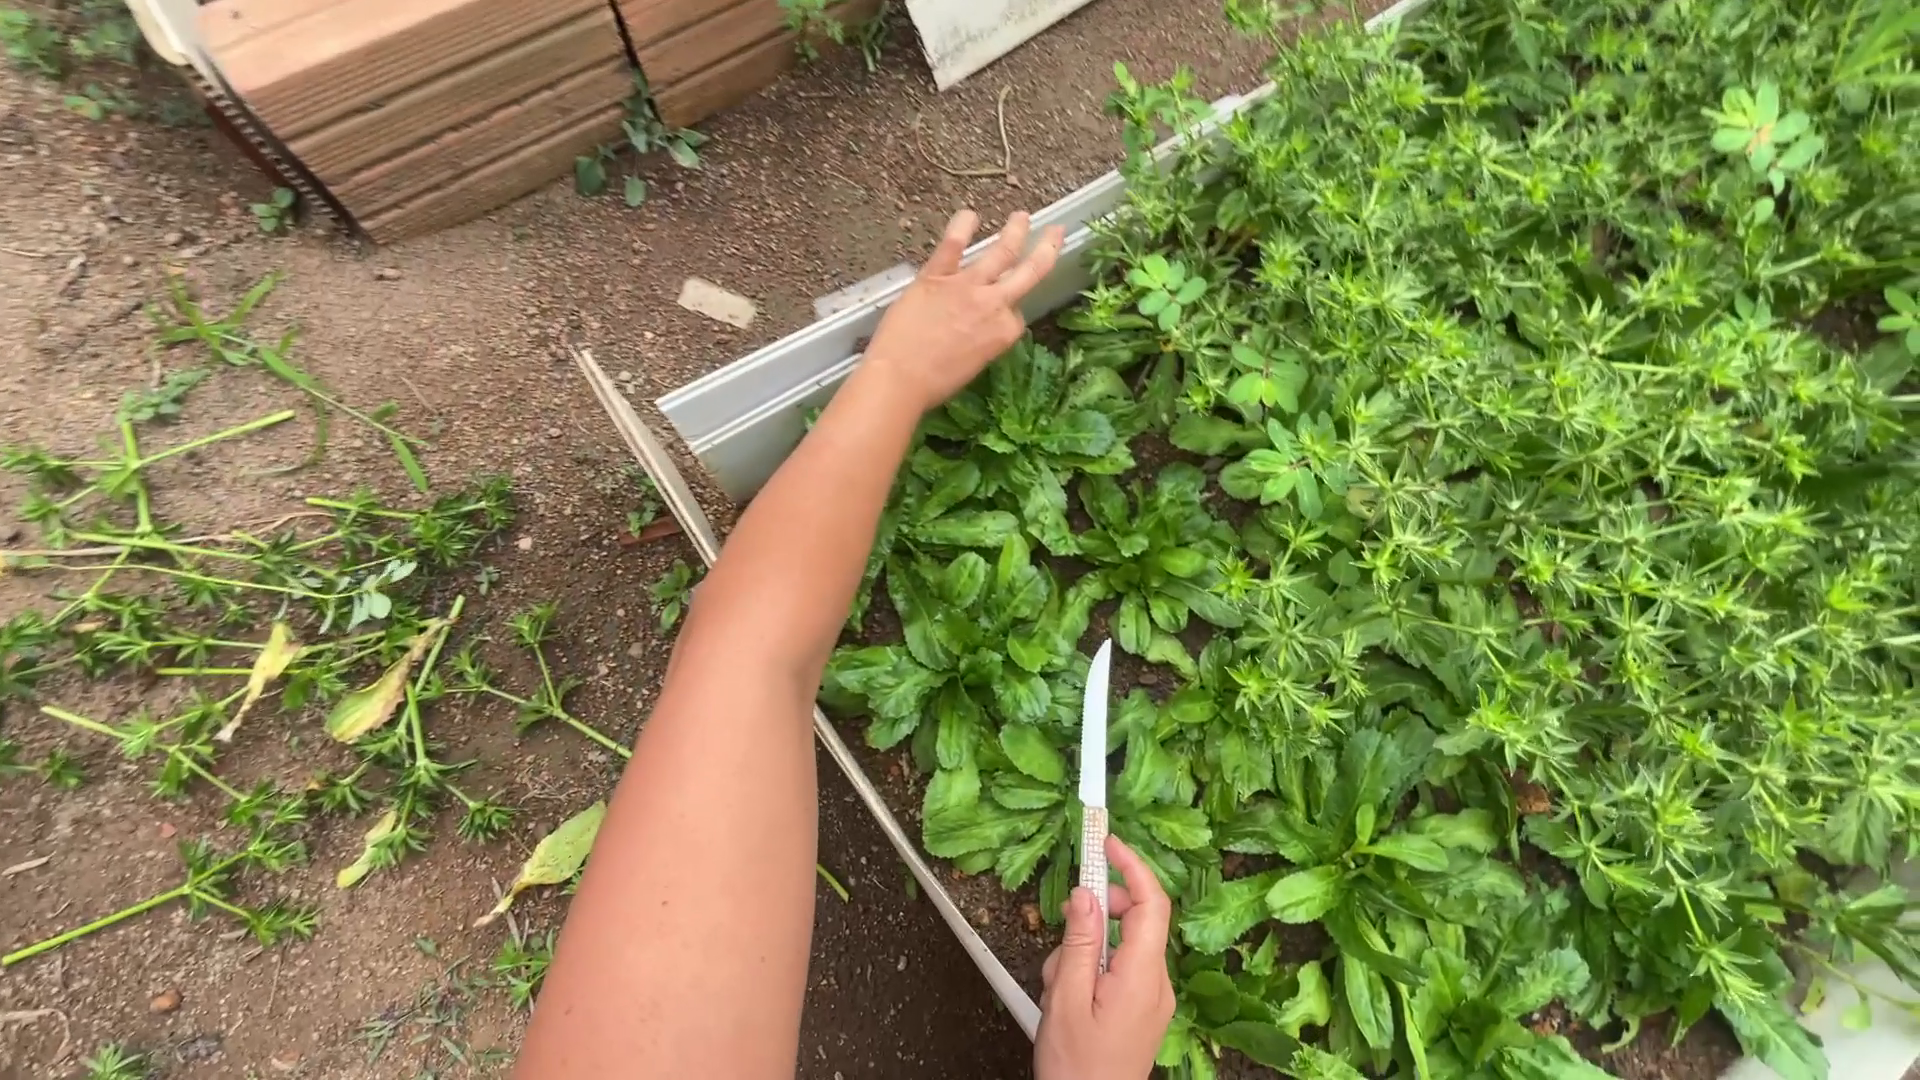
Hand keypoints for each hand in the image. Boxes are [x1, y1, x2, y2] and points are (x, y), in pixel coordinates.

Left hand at [858, 208, 1064, 414]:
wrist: (900, 377)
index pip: (1015, 315)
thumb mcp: (970, 367)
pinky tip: (970, 214)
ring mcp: (966, 286)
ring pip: (1000, 252)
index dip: (1008, 312)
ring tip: (1022, 216)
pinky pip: (953, 244)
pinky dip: (962, 226)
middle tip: (1056, 232)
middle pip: (1028, 272)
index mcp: (1002, 334)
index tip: (999, 315)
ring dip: (1014, 232)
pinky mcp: (937, 275)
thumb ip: (979, 343)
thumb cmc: (933, 384)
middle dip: (1046, 250)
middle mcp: (993, 306)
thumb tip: (972, 331)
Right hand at [1035, 835, 1175, 1079]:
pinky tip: (1065, 997)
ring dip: (1084, 950)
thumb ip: (1079, 940)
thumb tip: (1087, 892)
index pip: (1151, 903)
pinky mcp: (1140, 1008)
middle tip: (1063, 938)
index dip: (1132, 865)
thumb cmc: (1076, 1067)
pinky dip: (1089, 968)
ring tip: (1057, 988)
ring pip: (1118, 945)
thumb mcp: (1067, 998)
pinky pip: (1117, 968)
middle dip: (1095, 916)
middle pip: (1133, 920)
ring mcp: (1151, 997)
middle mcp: (1156, 982)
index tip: (1106, 841)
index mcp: (1143, 976)